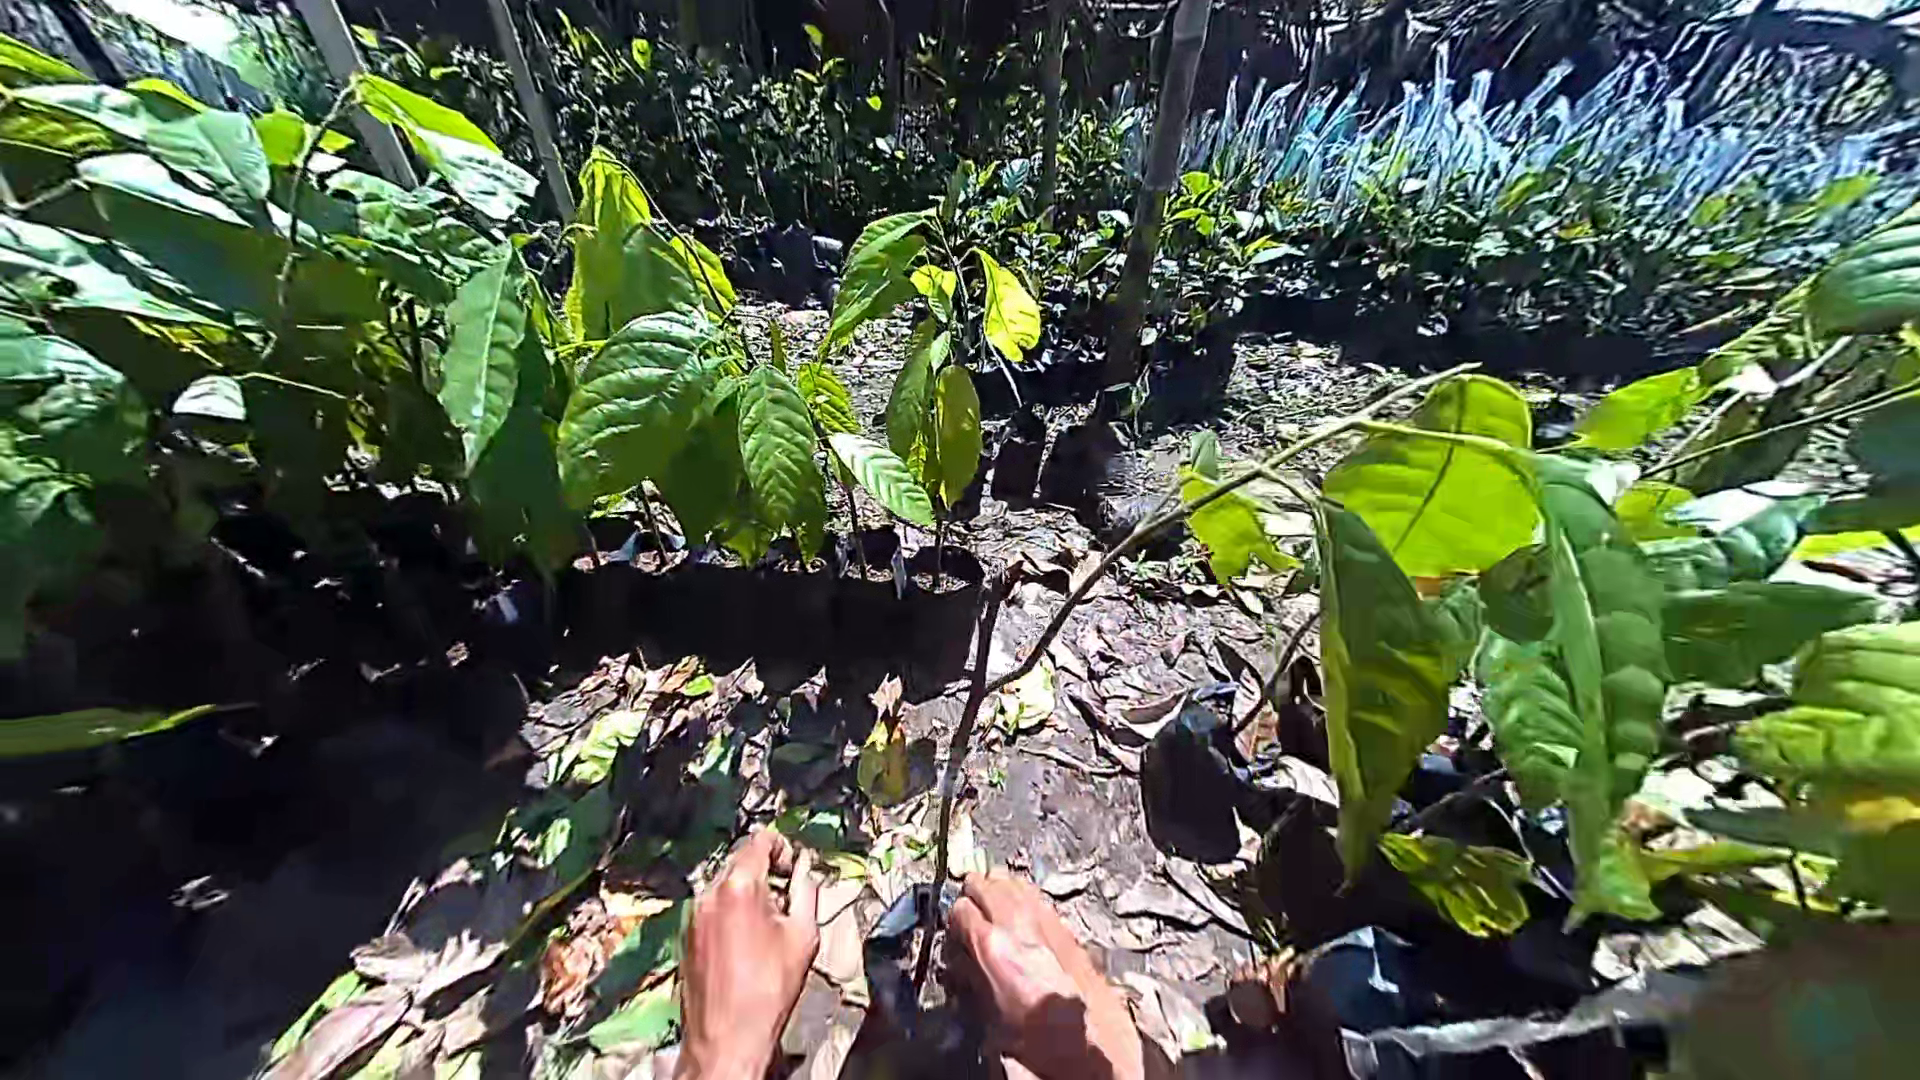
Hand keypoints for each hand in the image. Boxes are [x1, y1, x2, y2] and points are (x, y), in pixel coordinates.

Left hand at [676, 829, 819, 1079]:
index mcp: (739, 887)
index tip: (794, 868)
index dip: (784, 847)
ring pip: (726, 880)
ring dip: (749, 887)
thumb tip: (805, 867)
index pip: (761, 839)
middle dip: (767, 867)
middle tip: (787, 892)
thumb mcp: (804, 934)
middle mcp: (709, 894)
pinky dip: (732, 906)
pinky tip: (747, 935)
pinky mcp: (686, 936)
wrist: (725, 1044)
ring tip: (768, 918)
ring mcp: (694, 916)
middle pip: (742, 857)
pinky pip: (713, 903)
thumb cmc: (767, 992)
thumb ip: (807, 889)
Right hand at [948, 872, 1152, 1079]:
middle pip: (981, 882)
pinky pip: (1029, 889)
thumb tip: (960, 957)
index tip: (956, 931)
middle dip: (972, 895)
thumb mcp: (989, 1013)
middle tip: (971, 914)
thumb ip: (970, 975)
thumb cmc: (1039, 1036)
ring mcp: (1038, 913)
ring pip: (1006, 878)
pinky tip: (1019, 910)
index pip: (959, 908)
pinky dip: (1019, 893)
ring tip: (994, 907)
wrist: (1088, 1038)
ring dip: (996, 889)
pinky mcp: (1058, 916)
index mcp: (991, 946)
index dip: (954, 920)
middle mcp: (1013, 921)